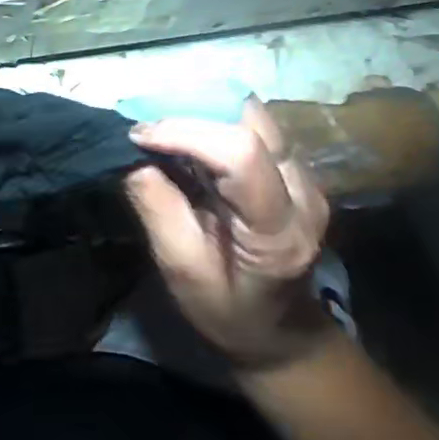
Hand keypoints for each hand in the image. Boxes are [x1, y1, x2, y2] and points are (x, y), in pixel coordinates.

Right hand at [123, 98, 334, 370]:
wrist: (279, 328)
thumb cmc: (227, 309)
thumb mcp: (182, 270)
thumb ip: (158, 209)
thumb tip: (132, 155)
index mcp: (278, 231)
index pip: (241, 154)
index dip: (186, 132)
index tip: (139, 136)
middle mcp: (304, 192)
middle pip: (251, 122)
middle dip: (192, 112)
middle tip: (147, 126)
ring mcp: (306, 176)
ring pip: (253, 114)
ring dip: (203, 111)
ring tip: (164, 128)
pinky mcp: (295, 167)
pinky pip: (253, 124)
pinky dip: (214, 119)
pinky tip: (188, 136)